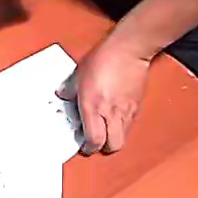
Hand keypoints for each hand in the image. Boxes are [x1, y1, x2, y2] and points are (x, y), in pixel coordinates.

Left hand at [60, 37, 151, 153]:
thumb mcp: (79, 73)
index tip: (83, 145)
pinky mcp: (136, 106)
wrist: (129, 50)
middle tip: (96, 141)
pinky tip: (115, 118)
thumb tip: (62, 94)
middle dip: (103, 148)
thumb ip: (69, 88)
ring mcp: (126, 111)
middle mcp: (111, 113)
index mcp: (93, 107)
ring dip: (113, 138)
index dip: (88, 148)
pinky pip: (130, 125)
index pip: (93, 140)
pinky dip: (122, 126)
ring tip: (105, 129)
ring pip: (123, 138)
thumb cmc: (103, 58)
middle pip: (112, 146)